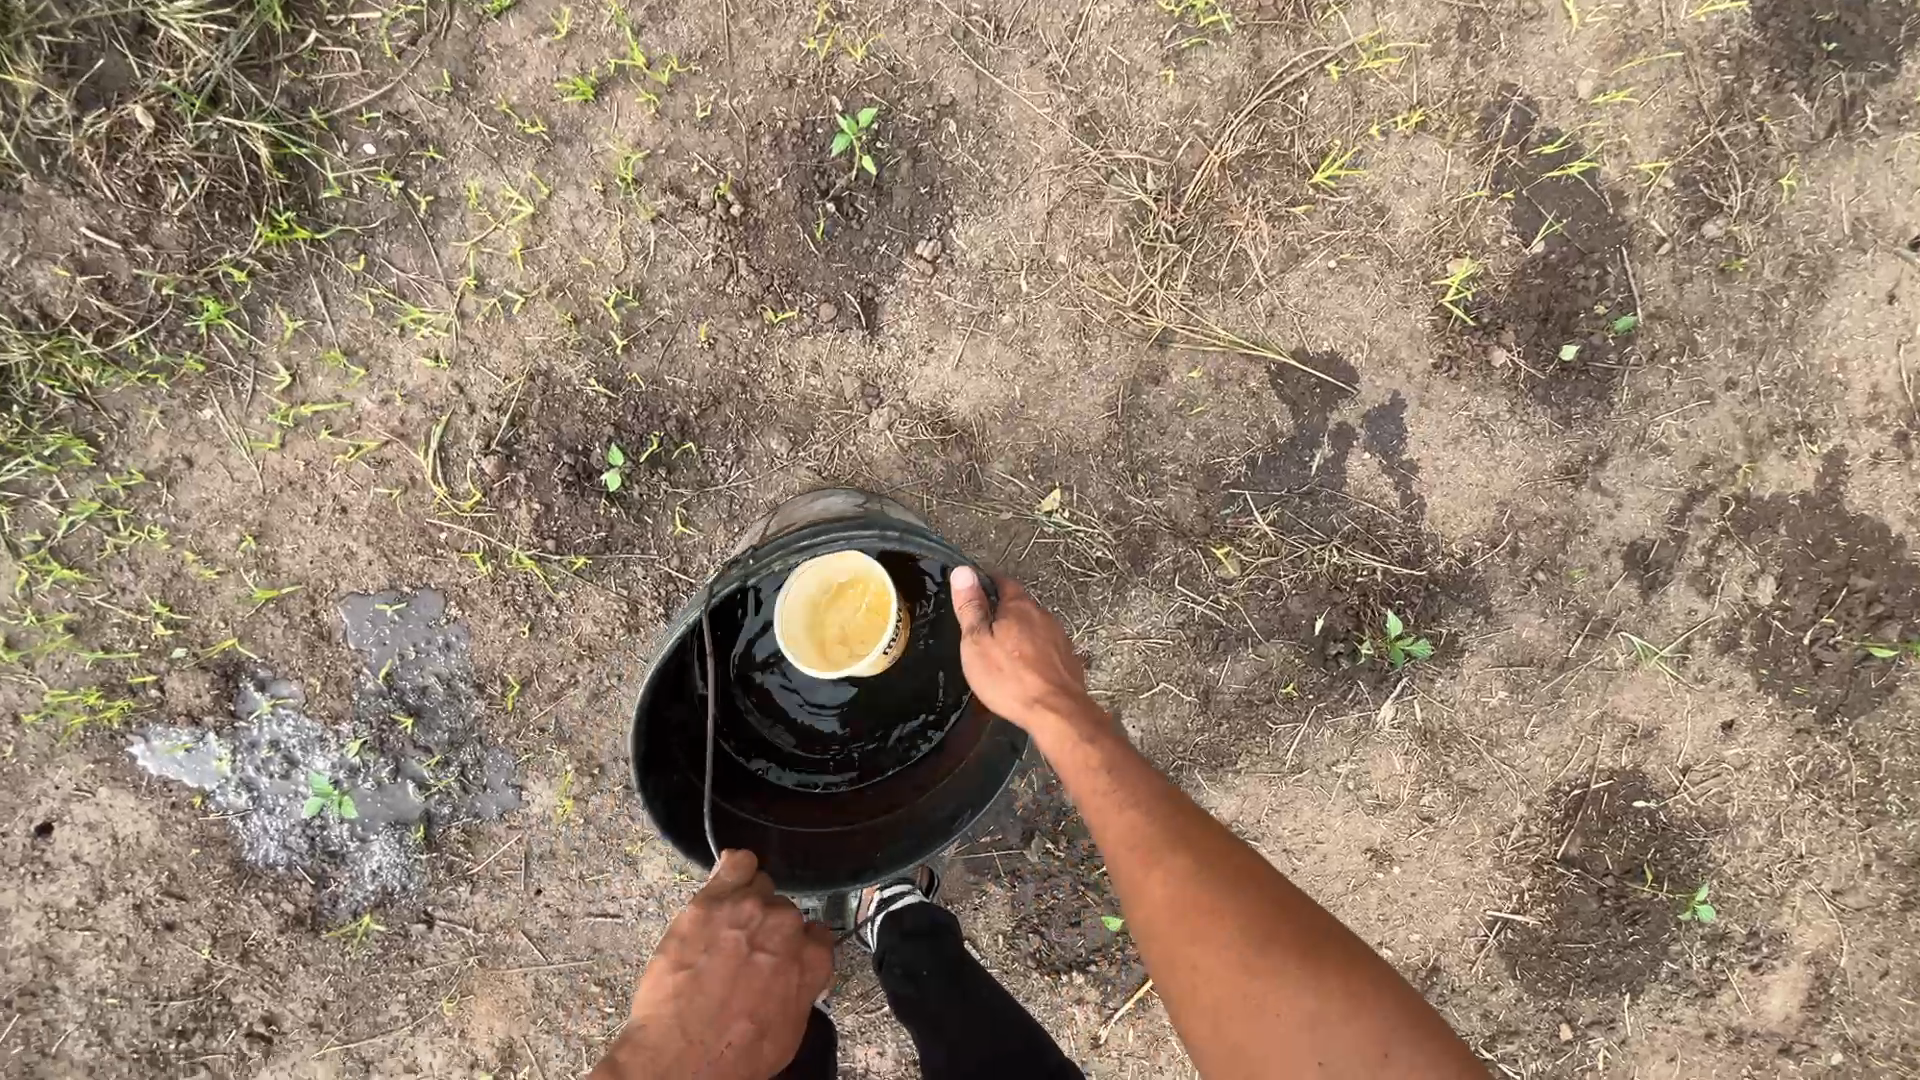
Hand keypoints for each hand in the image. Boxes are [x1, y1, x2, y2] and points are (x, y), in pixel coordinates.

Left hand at [592, 849, 833, 1079]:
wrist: (679, 1059)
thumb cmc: (733, 1057)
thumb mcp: (788, 1035)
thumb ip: (803, 990)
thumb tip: (800, 973)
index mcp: (811, 959)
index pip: (818, 933)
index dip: (798, 945)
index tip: (782, 956)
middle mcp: (787, 926)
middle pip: (785, 910)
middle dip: (769, 928)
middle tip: (745, 952)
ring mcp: (750, 908)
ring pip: (761, 885)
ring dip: (749, 902)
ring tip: (728, 927)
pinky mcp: (712, 900)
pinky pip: (737, 862)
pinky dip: (737, 867)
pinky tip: (729, 879)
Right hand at [949, 566, 1099, 739]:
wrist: (1056, 712)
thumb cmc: (1010, 679)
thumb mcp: (977, 642)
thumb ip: (971, 606)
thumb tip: (962, 571)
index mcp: (1018, 606)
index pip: (1002, 581)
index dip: (986, 583)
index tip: (974, 589)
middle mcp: (1042, 615)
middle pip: (1019, 603)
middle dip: (1002, 610)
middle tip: (983, 623)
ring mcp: (1058, 636)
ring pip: (1034, 625)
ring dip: (1019, 631)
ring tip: (1001, 648)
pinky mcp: (1067, 658)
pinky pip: (1045, 646)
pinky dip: (1033, 651)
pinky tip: (1024, 667)